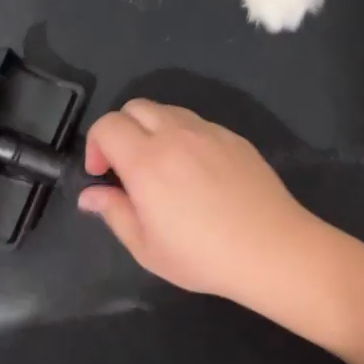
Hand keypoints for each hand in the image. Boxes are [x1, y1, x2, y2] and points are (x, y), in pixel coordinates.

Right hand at [80, 100, 345, 319]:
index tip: (102, 175)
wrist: (271, 248)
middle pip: (136, 106)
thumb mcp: (147, 247)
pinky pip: (199, 124)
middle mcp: (176, 135)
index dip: (96, 145)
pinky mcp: (235, 138)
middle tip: (128, 167)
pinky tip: (198, 173)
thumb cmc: (202, 256)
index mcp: (147, 160)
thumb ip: (115, 212)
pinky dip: (185, 136)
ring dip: (153, 129)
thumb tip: (91, 194)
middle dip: (122, 130)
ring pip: (169, 110)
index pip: (108, 125)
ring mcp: (210, 132)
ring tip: (162, 168)